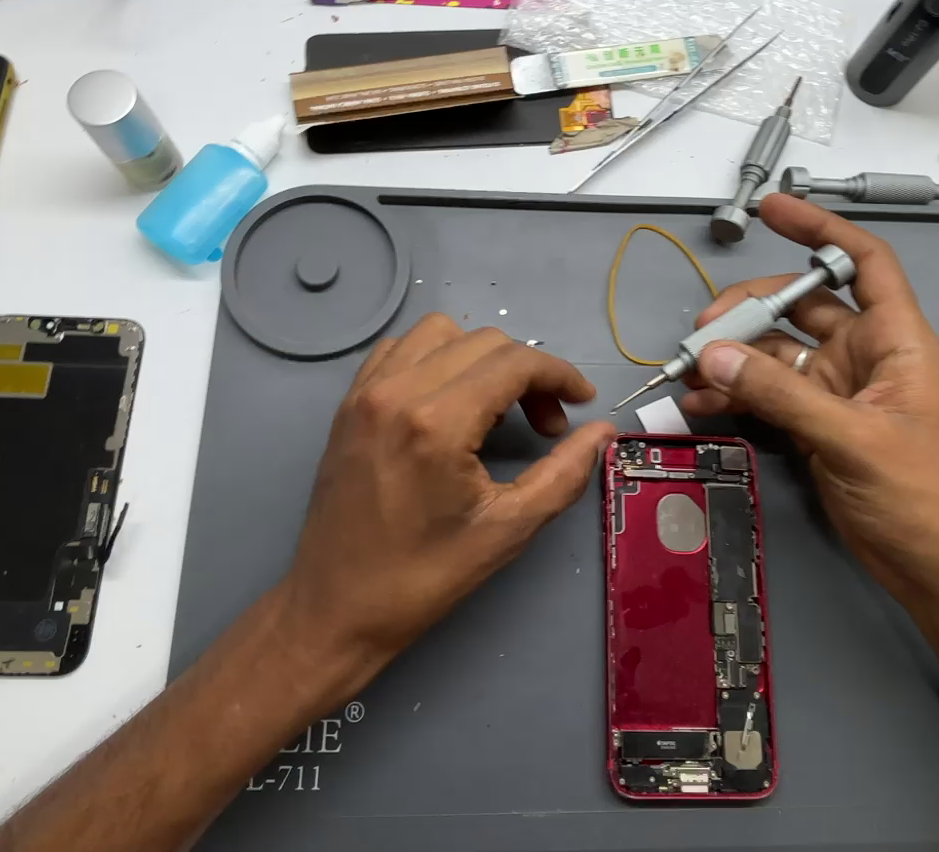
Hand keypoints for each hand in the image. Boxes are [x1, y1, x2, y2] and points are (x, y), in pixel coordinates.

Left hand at [277, 314, 614, 673]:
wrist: (336, 606)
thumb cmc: (424, 576)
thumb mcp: (508, 529)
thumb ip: (564, 474)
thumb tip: (602, 431)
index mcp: (438, 423)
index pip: (515, 363)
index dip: (560, 375)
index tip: (581, 401)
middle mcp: (398, 391)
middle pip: (485, 342)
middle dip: (528, 373)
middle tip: (545, 425)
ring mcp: (367, 392)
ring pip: (441, 332)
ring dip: (482, 358)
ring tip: (495, 408)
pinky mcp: (349, 402)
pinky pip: (400, 349)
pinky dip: (436, 358)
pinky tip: (448, 400)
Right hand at [681, 195, 938, 608]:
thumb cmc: (924, 499)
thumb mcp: (852, 440)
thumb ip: (780, 395)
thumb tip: (712, 355)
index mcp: (896, 342)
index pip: (862, 263)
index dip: (820, 230)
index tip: (772, 210)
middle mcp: (864, 356)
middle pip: (799, 307)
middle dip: (749, 311)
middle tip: (702, 331)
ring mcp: (837, 393)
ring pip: (775, 355)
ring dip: (733, 358)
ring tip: (689, 371)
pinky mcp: (816, 427)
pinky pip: (768, 396)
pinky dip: (736, 396)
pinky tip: (703, 403)